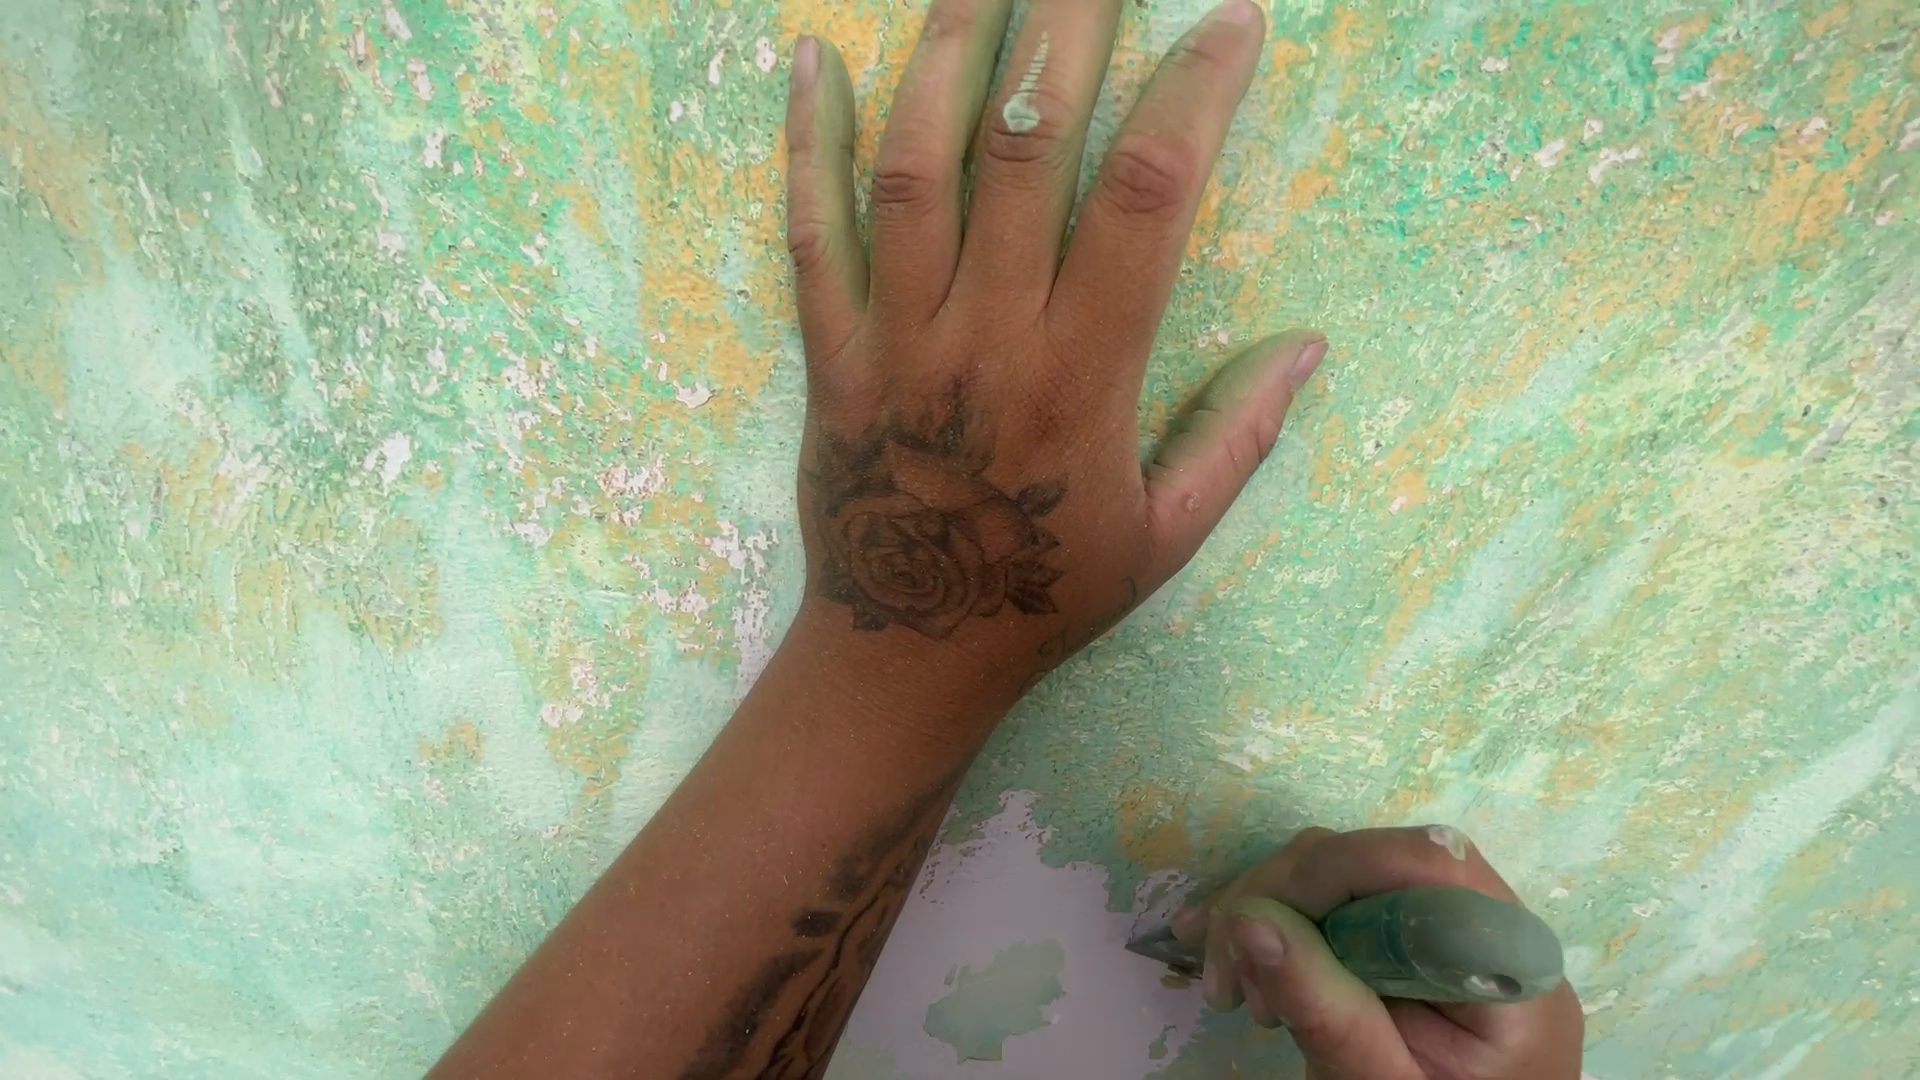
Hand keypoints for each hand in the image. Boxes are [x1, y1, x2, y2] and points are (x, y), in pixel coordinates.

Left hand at [783, 0, 1327, 697]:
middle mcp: (986, 340)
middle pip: (1025, 150)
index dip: (1195, 95)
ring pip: (913, 169)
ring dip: (946, 53)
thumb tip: (1309, 347)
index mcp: (1082, 380)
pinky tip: (807, 61)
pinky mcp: (827, 360)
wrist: (909, 649)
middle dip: (1065, 28)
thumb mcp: (1161, 540)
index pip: (1148, 199)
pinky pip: (810, 237)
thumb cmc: (1041, 598)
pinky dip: (803, 145)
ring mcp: (894, 344)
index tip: (1229, 26)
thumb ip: (1235, 442)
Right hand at [1172, 827, 1584, 1079]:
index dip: (1334, 869)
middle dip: (1275, 899)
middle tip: (1224, 975)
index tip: (1260, 925)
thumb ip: (1325, 1010)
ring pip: (1328, 866)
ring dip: (1260, 913)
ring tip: (1230, 987)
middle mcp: (1476, 923)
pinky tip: (1234, 958)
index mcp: (1504, 965)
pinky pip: (1323, 892)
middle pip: (1360, 857)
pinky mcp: (1397, 927)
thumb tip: (1244, 918)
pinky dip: (1270, 919)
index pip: (1423, 861)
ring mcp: (1433, 921)